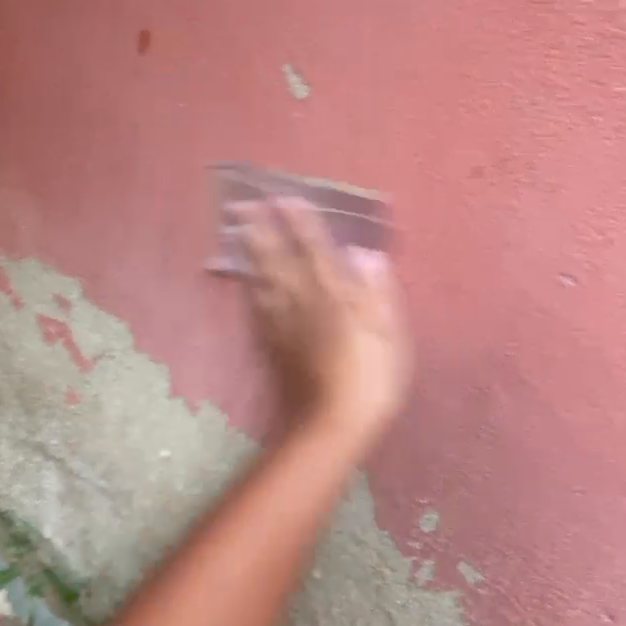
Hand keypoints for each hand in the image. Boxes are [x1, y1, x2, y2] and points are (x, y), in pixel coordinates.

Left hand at [235, 197, 410, 444]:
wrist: (332, 427)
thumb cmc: (370, 380)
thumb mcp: (388, 335)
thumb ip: (375, 292)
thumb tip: (364, 254)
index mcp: (335, 297)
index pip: (316, 250)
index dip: (301, 222)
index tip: (284, 197)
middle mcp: (303, 304)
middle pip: (279, 260)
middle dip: (261, 230)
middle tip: (241, 205)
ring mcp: (283, 326)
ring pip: (262, 281)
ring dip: (249, 253)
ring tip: (237, 232)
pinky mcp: (273, 348)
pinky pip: (257, 310)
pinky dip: (249, 289)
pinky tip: (245, 282)